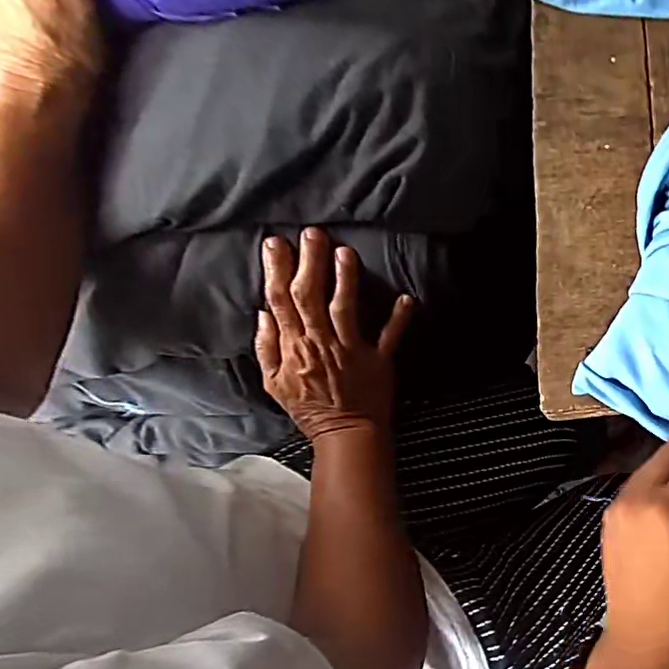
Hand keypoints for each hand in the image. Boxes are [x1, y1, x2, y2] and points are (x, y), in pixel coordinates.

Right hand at [257, 228, 413, 441]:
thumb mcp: (274, 383)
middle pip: (310, 296)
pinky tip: (406, 297)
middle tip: (312, 233)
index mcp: (294, 347)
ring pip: (345, 309)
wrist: (346, 435)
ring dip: (346, 279)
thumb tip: (261, 314)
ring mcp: (352, 351)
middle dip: (309, 263)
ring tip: (346, 252)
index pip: (280, 301)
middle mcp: (321, 344)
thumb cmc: (311, 409)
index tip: (275, 243)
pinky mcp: (380, 361)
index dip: (276, 269)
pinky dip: (399, 318)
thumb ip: (266, 348)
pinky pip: (390, 336)